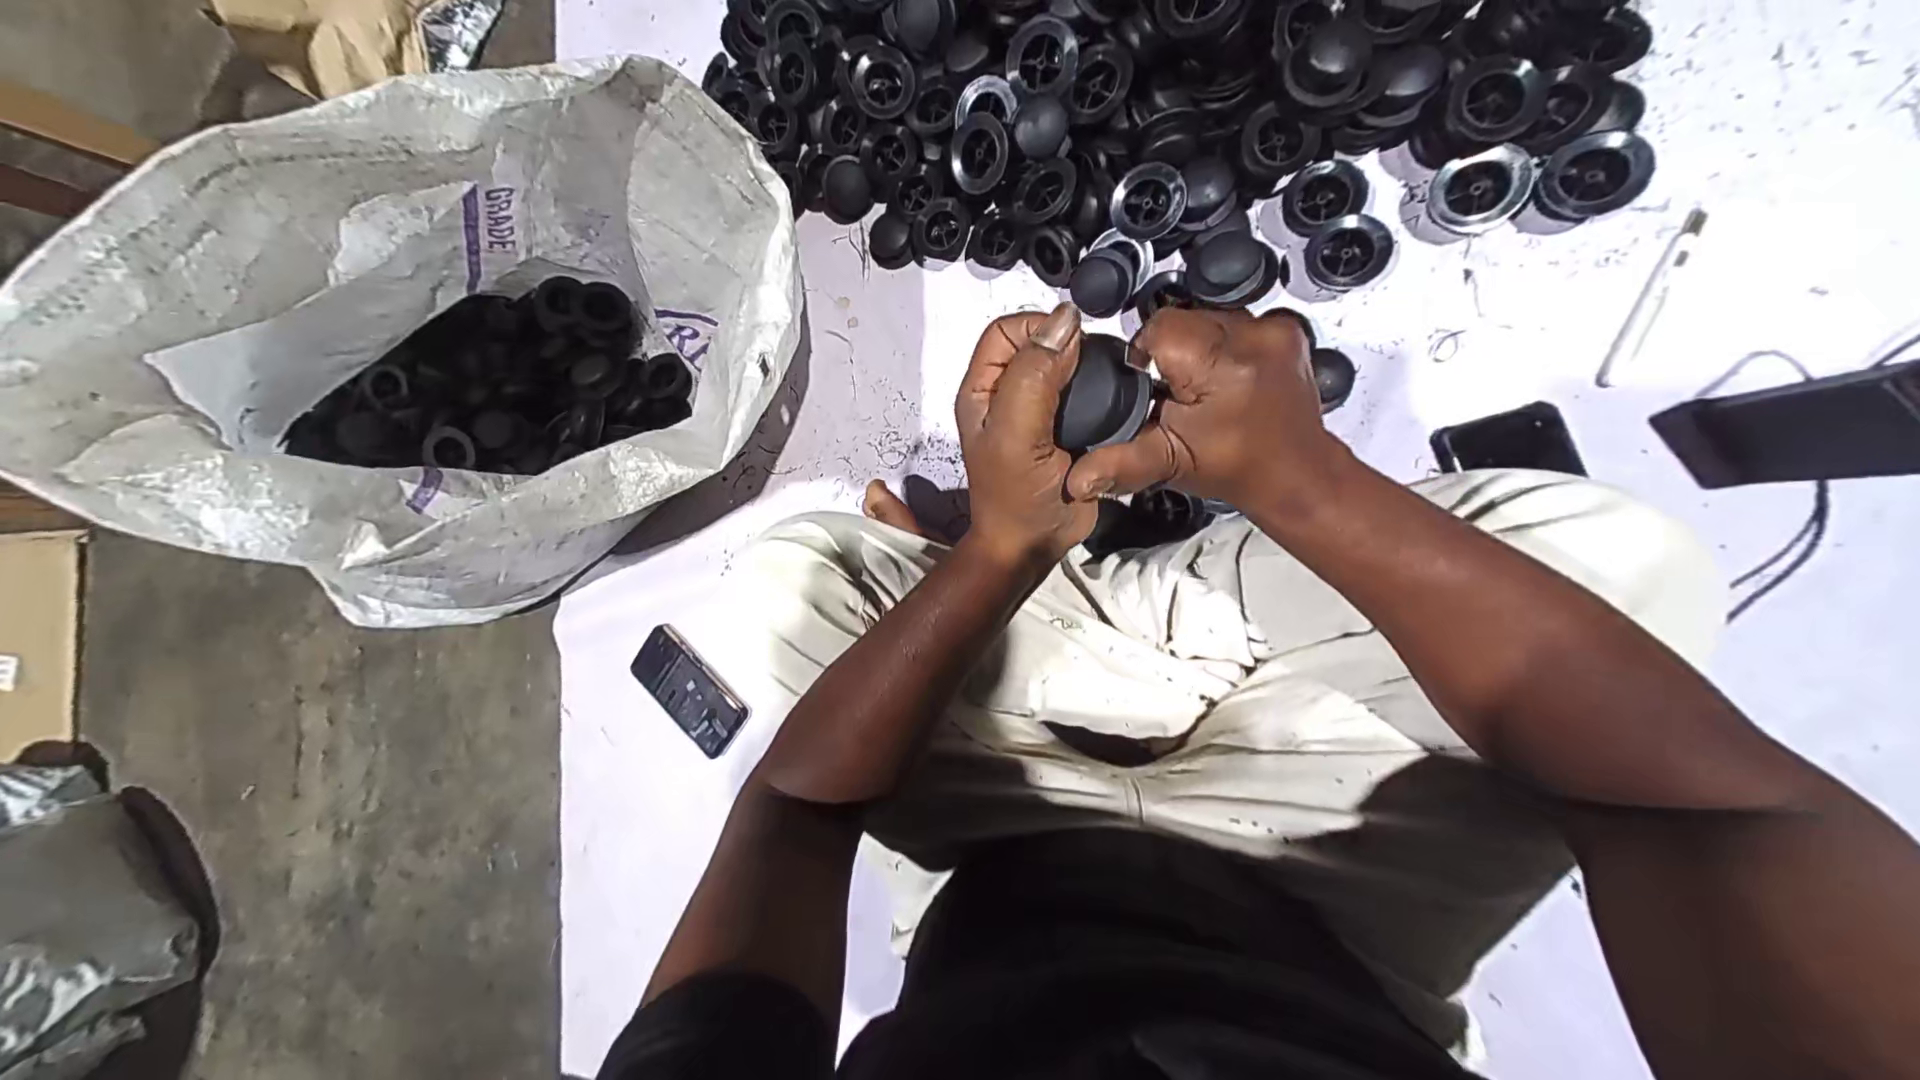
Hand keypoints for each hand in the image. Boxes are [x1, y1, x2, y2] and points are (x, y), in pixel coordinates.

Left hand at [956, 303, 1097, 566]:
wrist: (1035, 543)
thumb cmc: (1014, 499)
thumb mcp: (1016, 435)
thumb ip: (1033, 378)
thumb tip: (1062, 323)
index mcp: (983, 391)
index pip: (1007, 331)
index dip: (1039, 328)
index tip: (1072, 347)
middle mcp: (1008, 394)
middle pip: (1039, 343)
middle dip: (1068, 347)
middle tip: (1089, 373)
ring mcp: (1038, 410)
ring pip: (1066, 367)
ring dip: (1088, 371)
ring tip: (1100, 389)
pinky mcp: (1067, 426)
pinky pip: (1087, 394)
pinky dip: (1100, 393)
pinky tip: (1107, 405)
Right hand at [1065, 307, 1339, 508]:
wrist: (1294, 473)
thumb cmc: (1237, 467)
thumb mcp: (1168, 463)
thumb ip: (1118, 462)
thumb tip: (1076, 479)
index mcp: (1220, 364)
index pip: (1159, 326)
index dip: (1145, 354)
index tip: (1152, 382)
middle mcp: (1253, 336)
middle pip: (1184, 318)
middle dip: (1172, 351)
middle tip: (1179, 392)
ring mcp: (1275, 330)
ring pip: (1209, 316)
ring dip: (1198, 346)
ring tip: (1204, 386)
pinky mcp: (1286, 330)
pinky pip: (1237, 322)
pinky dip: (1225, 345)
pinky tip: (1226, 377)